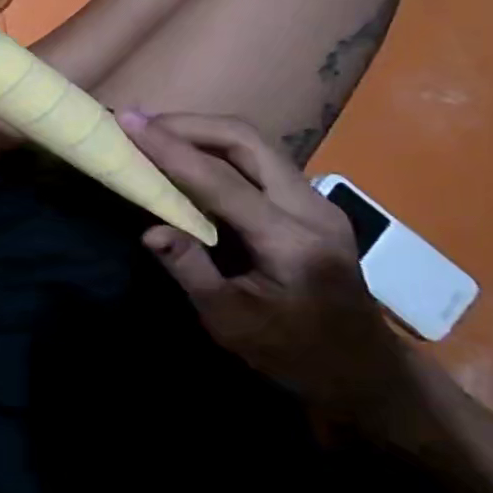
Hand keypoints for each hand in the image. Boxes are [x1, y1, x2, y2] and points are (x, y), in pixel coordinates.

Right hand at [120, 112, 407, 418]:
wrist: (364, 370)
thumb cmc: (293, 354)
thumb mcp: (232, 324)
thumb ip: (191, 272)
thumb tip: (150, 230)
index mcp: (291, 243)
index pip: (221, 180)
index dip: (170, 148)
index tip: (128, 121)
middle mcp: (311, 209)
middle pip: (245, 140)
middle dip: (188, 125)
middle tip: (141, 125)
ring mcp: (317, 201)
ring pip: (254, 142)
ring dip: (202, 131)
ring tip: (157, 134)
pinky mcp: (311, 201)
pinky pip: (258, 157)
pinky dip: (217, 147)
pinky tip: (190, 156)